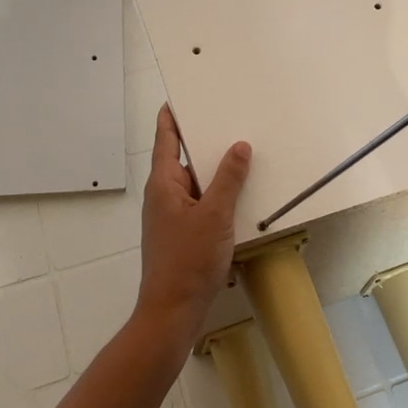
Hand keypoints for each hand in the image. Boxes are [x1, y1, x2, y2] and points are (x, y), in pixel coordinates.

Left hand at [134, 104, 251, 344]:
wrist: (172, 313)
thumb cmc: (188, 260)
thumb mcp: (215, 215)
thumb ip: (229, 179)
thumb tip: (239, 146)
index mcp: (163, 182)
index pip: (166, 138)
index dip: (172, 115)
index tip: (181, 94)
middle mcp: (164, 195)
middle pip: (183, 159)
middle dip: (204, 140)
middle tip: (228, 117)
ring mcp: (171, 217)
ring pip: (195, 184)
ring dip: (215, 172)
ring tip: (243, 153)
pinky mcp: (182, 236)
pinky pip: (201, 205)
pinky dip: (218, 196)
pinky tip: (241, 196)